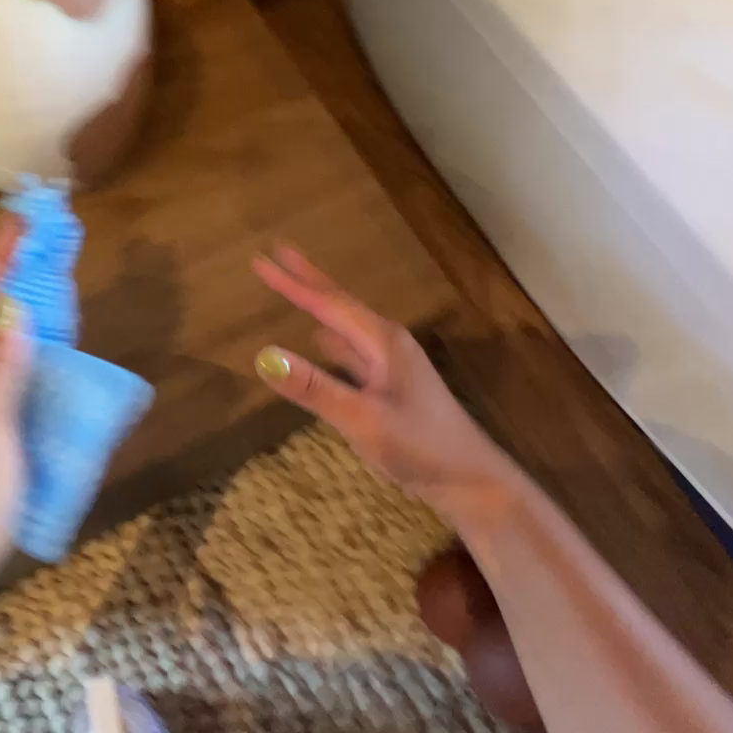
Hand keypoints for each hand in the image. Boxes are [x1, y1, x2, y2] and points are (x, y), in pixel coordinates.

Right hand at [252, 245, 511, 521]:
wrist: (471, 479)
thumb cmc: (420, 447)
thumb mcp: (362, 419)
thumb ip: (315, 388)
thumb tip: (265, 356)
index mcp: (382, 342)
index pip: (327, 303)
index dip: (292, 282)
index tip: (262, 260)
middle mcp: (387, 343)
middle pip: (339, 304)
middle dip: (307, 280)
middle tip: (277, 254)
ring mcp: (391, 364)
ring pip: (345, 324)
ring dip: (319, 304)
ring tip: (296, 287)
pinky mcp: (390, 385)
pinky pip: (352, 349)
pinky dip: (331, 337)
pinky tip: (322, 339)